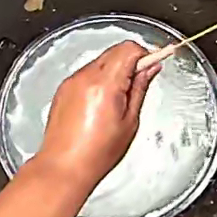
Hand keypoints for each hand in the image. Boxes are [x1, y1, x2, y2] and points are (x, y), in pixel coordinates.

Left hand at [31, 41, 158, 184]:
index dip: (144, 55)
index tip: (153, 64)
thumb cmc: (96, 153)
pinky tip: (102, 103)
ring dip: (114, 70)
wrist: (63, 166)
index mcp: (104, 84)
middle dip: (131, 61)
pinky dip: (98, 79)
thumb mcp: (129, 121)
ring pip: (101, 60)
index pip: (128, 49)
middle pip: (114, 51)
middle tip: (139, 83)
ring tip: (119, 99)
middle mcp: (85, 77)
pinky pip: (86, 73)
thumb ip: (140, 88)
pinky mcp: (64, 87)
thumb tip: (151, 68)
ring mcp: (71, 81)